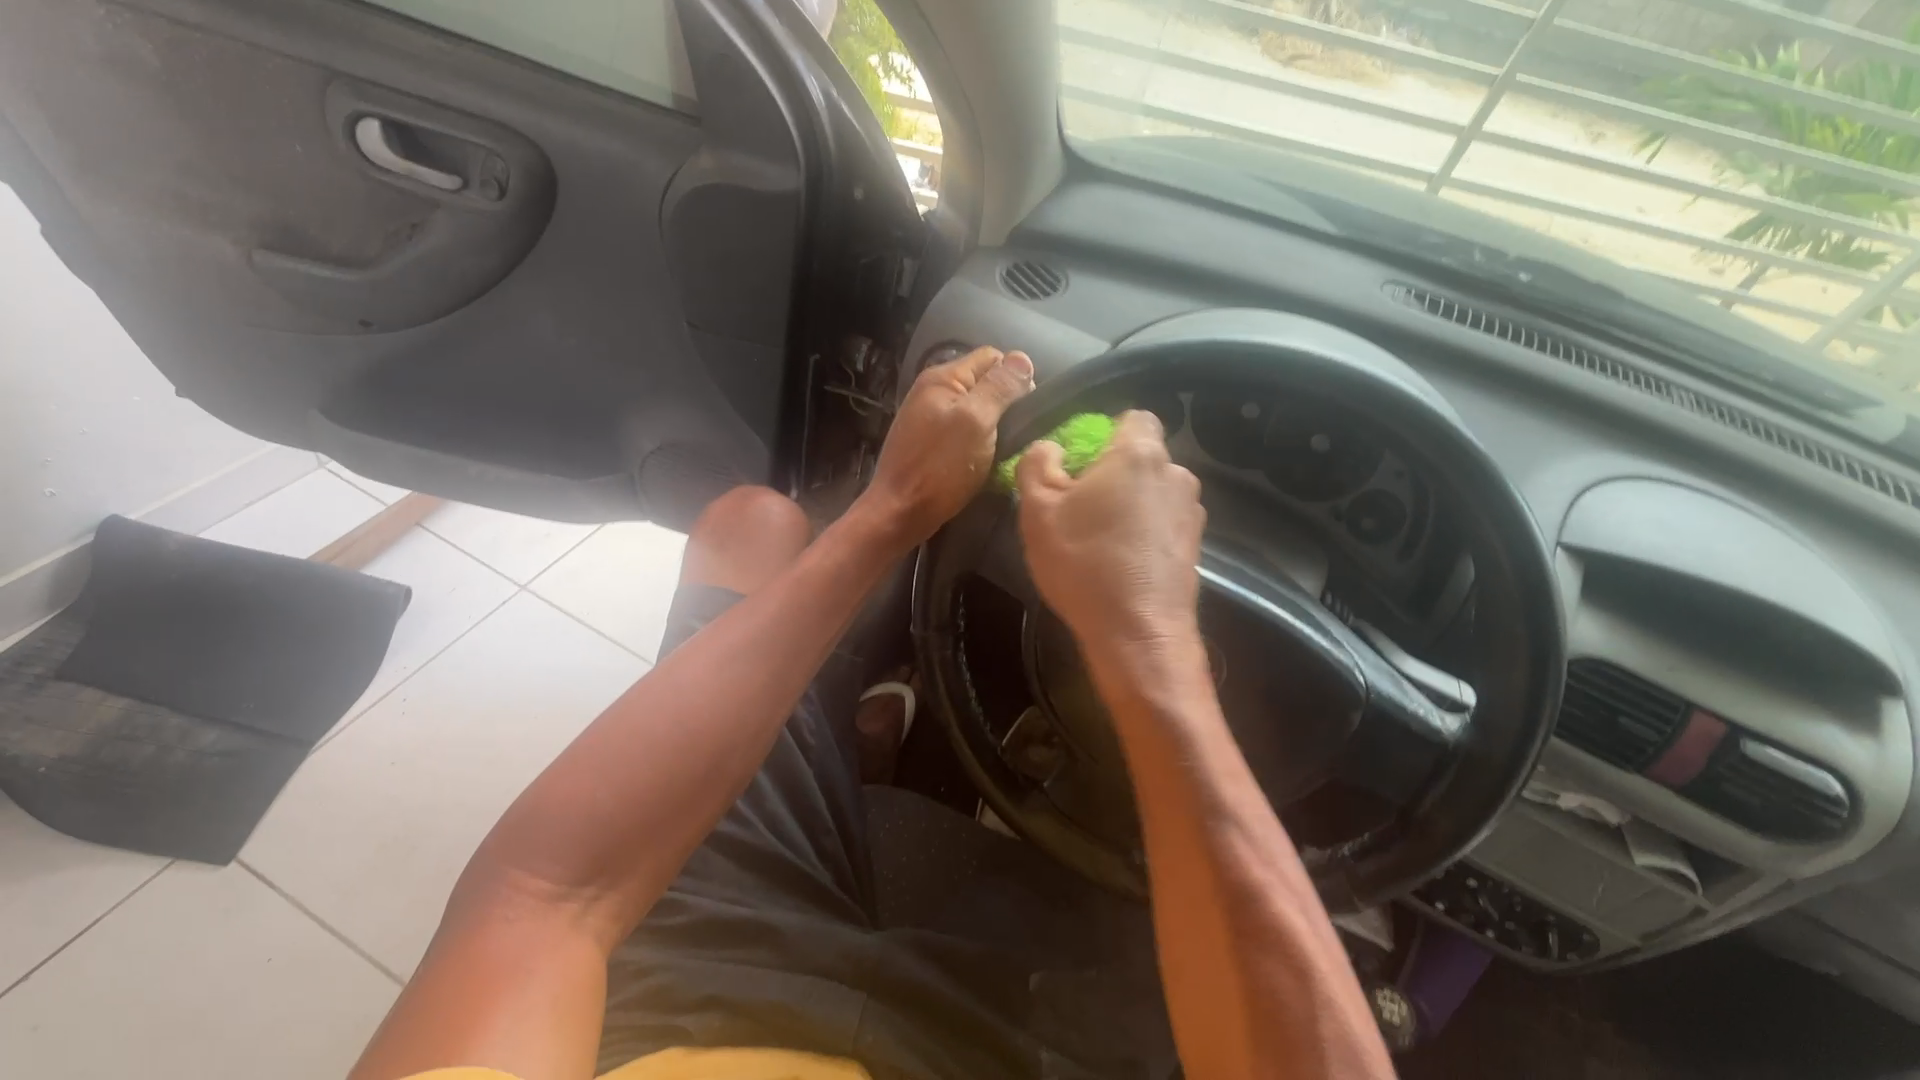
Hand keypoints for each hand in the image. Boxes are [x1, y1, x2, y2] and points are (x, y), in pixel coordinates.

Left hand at [859, 346, 1033, 548]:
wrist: (900, 512)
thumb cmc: (939, 466)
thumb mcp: (976, 420)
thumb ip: (999, 388)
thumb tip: (1022, 358)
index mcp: (942, 378)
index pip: (991, 358)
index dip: (1015, 378)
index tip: (1026, 410)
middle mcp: (934, 391)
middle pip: (984, 383)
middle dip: (1005, 404)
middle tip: (1017, 434)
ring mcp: (930, 418)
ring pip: (977, 410)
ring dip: (994, 426)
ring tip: (1005, 449)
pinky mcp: (931, 443)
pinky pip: (965, 432)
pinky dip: (980, 442)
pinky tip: (986, 460)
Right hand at [1014, 410, 1206, 665]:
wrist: (1139, 634)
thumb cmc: (1084, 564)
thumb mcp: (1038, 511)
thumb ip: (1037, 465)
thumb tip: (1050, 447)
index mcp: (1140, 454)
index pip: (1134, 417)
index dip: (1105, 432)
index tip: (1080, 461)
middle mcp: (1175, 475)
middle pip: (1143, 457)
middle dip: (1114, 473)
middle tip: (1078, 505)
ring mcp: (1191, 513)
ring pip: (1154, 493)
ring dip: (1130, 506)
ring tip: (1099, 540)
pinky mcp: (1195, 548)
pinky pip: (1164, 525)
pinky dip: (1145, 534)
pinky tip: (1121, 564)